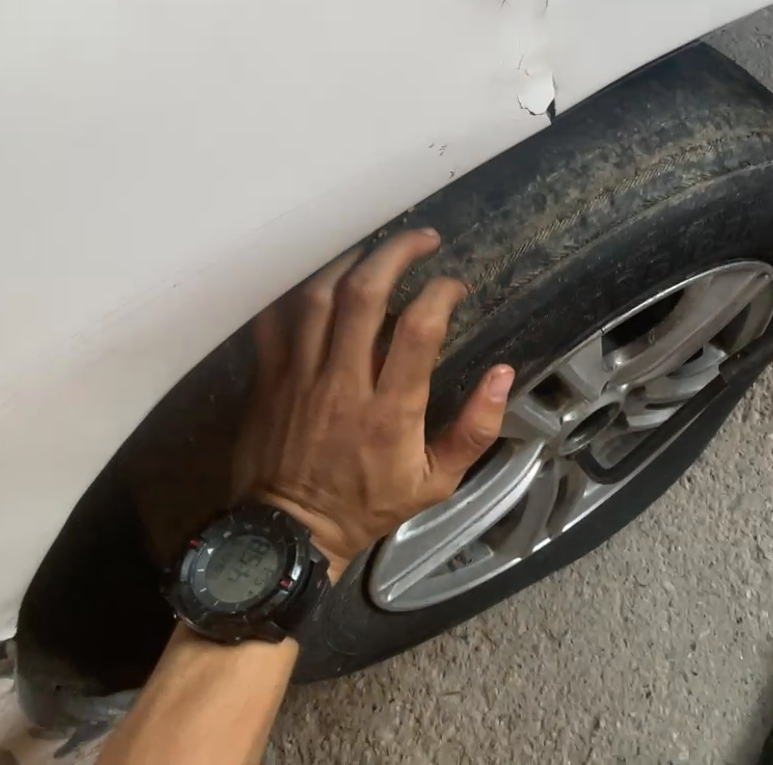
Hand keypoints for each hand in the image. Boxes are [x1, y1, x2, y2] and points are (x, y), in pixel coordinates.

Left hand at [232, 229, 512, 580]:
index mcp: (390, 410)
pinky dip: (294, 289)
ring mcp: (299, 378)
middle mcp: (344, 383)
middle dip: (397, 253)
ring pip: (318, 297)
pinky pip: (273, 320)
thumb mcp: (438, 481)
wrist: (289, 533)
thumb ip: (475, 429)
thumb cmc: (369, 504)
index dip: (441, 293)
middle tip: (422, 238)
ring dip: (350, 261)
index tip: (455, 287)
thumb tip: (503, 374)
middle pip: (365, 295)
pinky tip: (318, 275)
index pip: (419, 329)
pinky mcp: (268, 380)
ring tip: (375, 248)